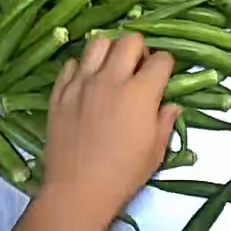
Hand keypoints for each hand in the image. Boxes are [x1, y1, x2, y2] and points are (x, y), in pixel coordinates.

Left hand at [40, 33, 179, 227]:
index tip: (164, 77)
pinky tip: (88, 83)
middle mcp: (111, 79)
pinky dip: (83, 67)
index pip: (161, 59)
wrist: (78, 190)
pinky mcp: (60, 92)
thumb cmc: (123, 174)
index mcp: (140, 93)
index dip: (166, 65)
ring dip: (111, 51)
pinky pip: (71, 64)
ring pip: (98, 43)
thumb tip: (170, 105)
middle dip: (140, 50)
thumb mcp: (156, 150)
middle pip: (130, 40)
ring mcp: (81, 83)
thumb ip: (165, 121)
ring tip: (113, 69)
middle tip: (139, 70)